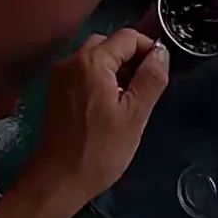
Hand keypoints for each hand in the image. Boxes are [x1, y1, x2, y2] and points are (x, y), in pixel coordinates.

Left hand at [24, 28, 170, 210]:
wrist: (58, 180)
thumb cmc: (100, 149)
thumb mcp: (135, 114)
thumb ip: (151, 78)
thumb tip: (161, 52)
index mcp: (91, 61)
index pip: (127, 37)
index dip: (148, 49)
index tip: (159, 73)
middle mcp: (71, 61)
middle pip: (110, 44)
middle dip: (131, 59)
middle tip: (145, 88)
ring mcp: (60, 76)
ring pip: (96, 58)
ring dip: (116, 70)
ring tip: (129, 100)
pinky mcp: (56, 91)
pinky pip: (83, 72)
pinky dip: (100, 79)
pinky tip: (109, 106)